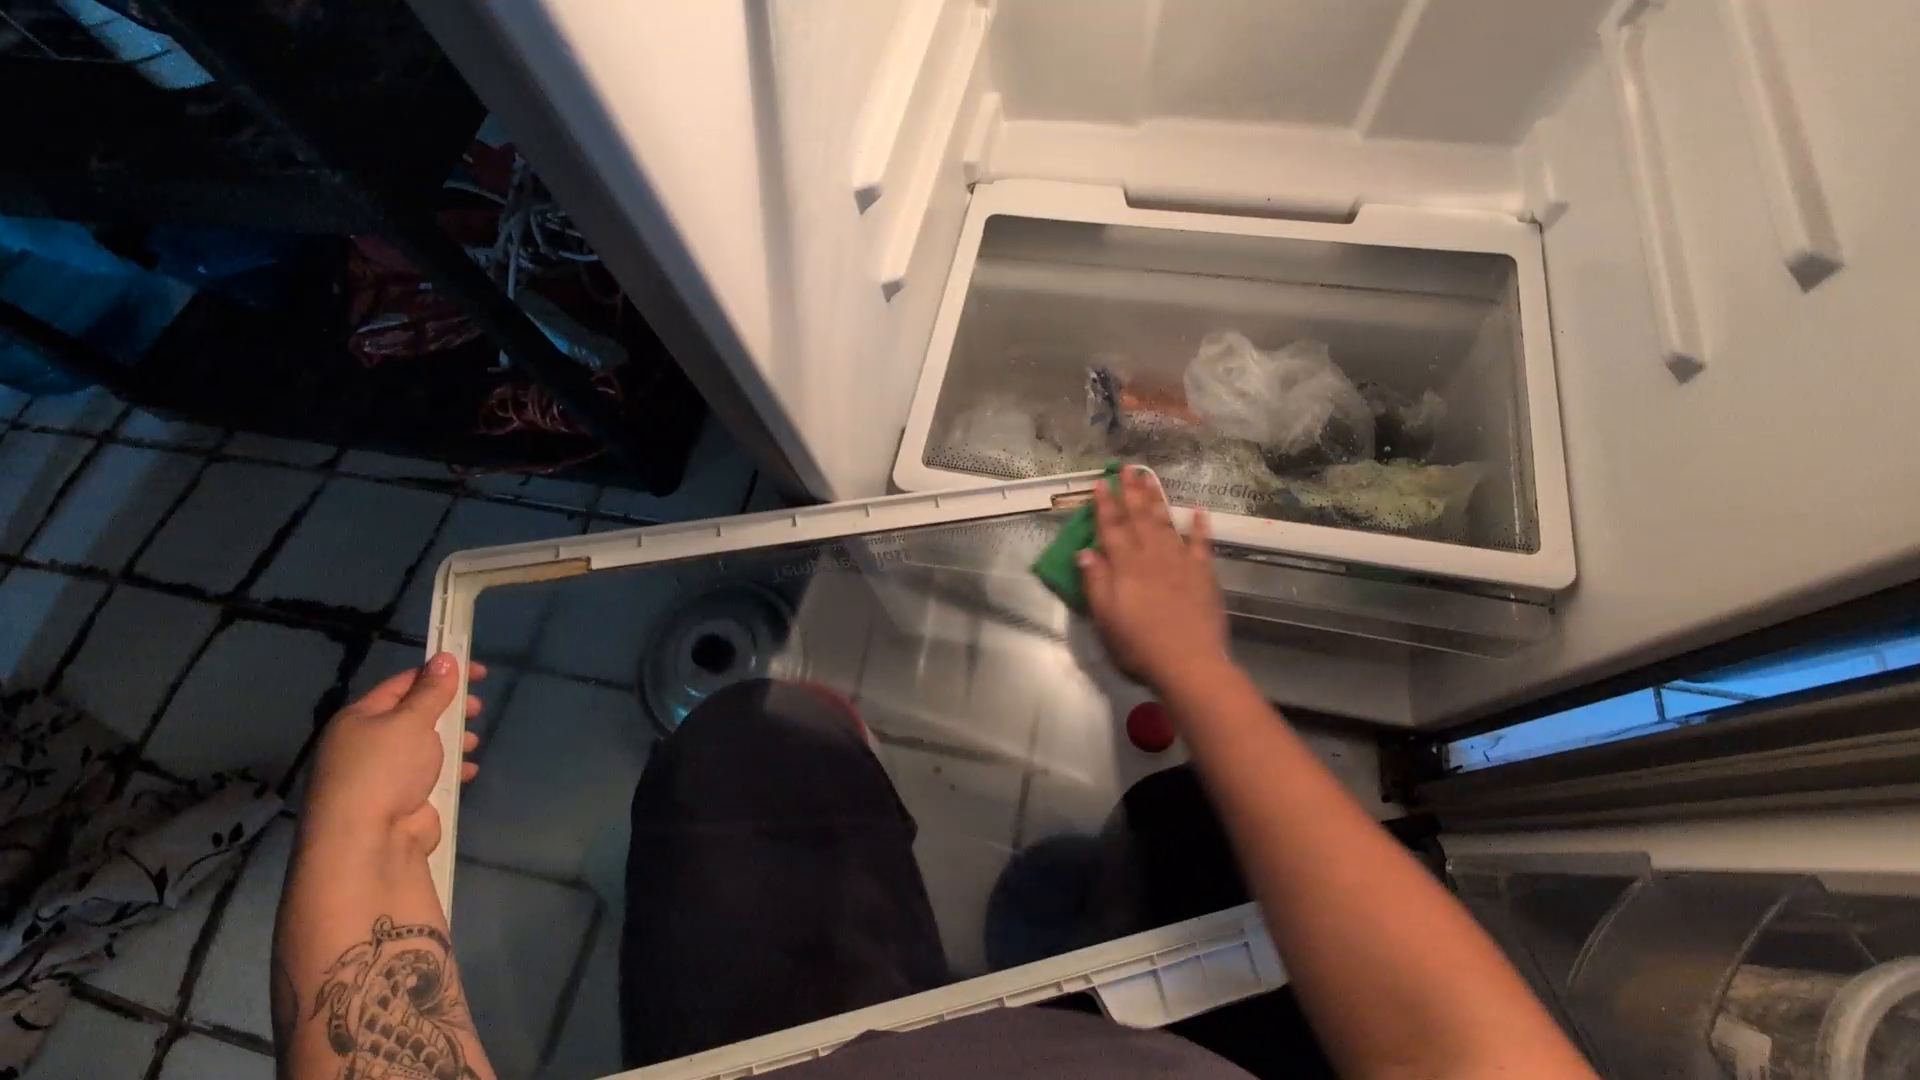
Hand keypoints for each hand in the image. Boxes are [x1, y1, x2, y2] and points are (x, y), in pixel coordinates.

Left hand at [304, 652, 484, 856]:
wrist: (368, 842)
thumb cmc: (386, 770)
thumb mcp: (412, 721)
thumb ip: (432, 691)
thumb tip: (445, 658)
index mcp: (358, 719)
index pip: (402, 684)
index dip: (439, 673)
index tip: (476, 672)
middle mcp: (364, 745)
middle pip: (414, 715)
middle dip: (448, 709)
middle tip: (477, 709)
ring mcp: (381, 776)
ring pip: (424, 746)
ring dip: (452, 740)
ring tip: (473, 743)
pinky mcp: (398, 801)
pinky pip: (430, 774)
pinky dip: (451, 769)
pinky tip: (468, 771)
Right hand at [1079, 467, 1233, 694]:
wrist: (1189, 662)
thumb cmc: (1139, 644)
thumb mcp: (1105, 616)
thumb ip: (1095, 581)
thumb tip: (1086, 551)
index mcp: (1125, 565)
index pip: (1111, 528)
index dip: (1105, 505)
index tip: (1101, 483)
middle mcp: (1152, 555)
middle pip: (1139, 517)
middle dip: (1131, 492)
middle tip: (1128, 467)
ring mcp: (1180, 561)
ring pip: (1166, 522)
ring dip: (1157, 499)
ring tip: (1151, 477)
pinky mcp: (1203, 573)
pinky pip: (1201, 543)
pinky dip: (1199, 526)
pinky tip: (1198, 511)